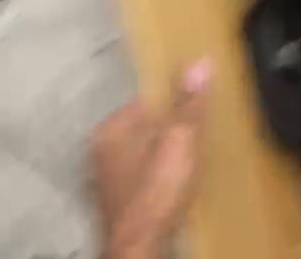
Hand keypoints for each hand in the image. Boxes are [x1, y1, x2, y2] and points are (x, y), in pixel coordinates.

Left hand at [92, 60, 210, 258]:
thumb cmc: (155, 194)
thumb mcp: (179, 143)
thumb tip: (200, 62)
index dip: (176, 101)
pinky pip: (141, 172)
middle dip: (170, 126)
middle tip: (199, 129)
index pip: (148, 99)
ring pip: (143, 150)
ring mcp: (104, 179)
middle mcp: (100, 151)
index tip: (198, 105)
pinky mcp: (115, 201)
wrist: (138, 253)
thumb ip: (189, 105)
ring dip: (165, 150)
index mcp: (111, 131)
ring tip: (193, 153)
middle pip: (145, 125)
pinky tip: (176, 179)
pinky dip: (158, 172)